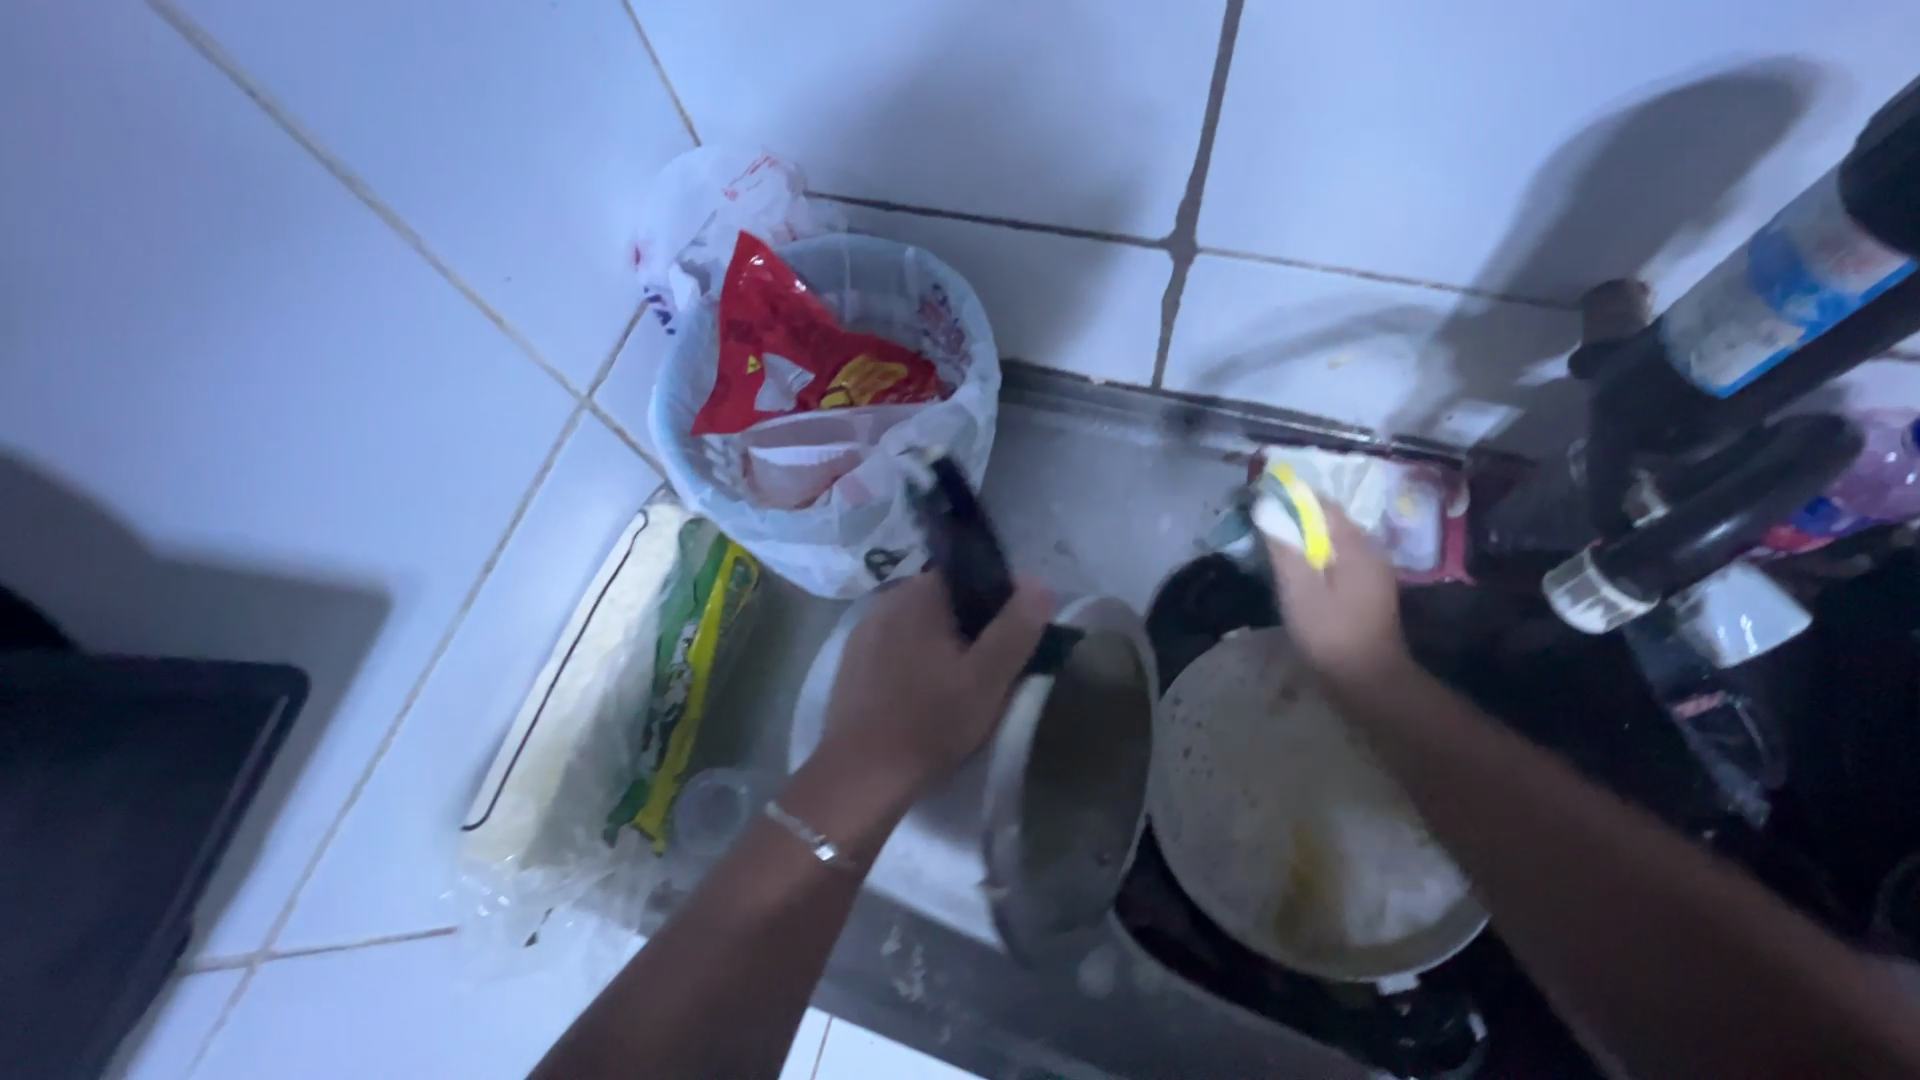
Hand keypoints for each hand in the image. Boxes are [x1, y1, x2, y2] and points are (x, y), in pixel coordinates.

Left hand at [813, 572, 1052, 805]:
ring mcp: (862, 632)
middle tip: (991, 668)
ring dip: (940, 646)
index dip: (996, 601)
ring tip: (959, 686)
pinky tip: (923, 696)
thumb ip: (1015, 628)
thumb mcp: (988, 679)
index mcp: (918, 595)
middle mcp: (885, 601)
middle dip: (969, 627)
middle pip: (942, 602)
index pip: (967, 577)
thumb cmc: (930, 723)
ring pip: (917, 626)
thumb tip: (1038, 583)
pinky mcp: (851, 663)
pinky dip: (914, 662)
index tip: (1012, 636)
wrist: (861, 776)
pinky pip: (894, 648)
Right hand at [1266, 503, 1410, 683]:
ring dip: (1304, 540)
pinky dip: (1316, 557)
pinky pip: (1338, 559)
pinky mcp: (1369, 589)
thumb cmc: (1331, 634)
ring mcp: (1373, 571)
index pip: (1322, 503)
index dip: (1290, 499)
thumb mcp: (1298, 590)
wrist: (1368, 681)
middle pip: (1329, 521)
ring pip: (1333, 541)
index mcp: (1356, 545)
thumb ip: (1284, 547)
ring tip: (1273, 549)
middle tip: (1260, 529)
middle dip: (1295, 519)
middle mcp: (1370, 550)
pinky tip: (1297, 573)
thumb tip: (1267, 508)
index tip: (1259, 504)